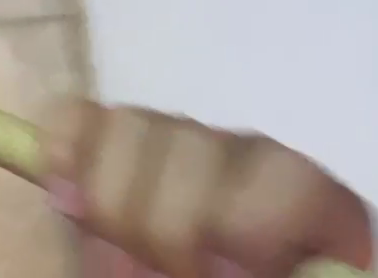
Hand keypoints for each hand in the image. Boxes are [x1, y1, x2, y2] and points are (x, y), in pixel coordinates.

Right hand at [42, 100, 375, 277]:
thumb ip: (241, 271)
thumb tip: (212, 262)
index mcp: (312, 203)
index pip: (287, 176)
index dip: (247, 222)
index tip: (217, 273)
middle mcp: (242, 152)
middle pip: (193, 147)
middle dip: (162, 223)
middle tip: (149, 276)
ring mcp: (167, 133)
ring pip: (130, 125)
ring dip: (111, 200)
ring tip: (114, 260)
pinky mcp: (101, 128)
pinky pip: (76, 115)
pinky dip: (65, 153)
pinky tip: (66, 202)